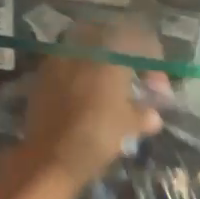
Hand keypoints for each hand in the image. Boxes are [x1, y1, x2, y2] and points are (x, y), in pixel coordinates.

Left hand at [14, 21, 167, 189]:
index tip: (157, 89)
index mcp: (112, 50)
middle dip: (128, 59)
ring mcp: (60, 57)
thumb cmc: (95, 138)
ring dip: (103, 64)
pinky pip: (69, 62)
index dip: (155, 66)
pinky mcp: (43, 74)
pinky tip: (85, 95)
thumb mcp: (128, 126)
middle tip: (133, 84)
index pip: (143, 42)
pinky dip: (81, 73)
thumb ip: (144, 114)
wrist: (48, 159)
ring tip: (109, 90)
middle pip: (115, 40)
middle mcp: (86, 45)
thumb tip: (153, 115)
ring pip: (89, 48)